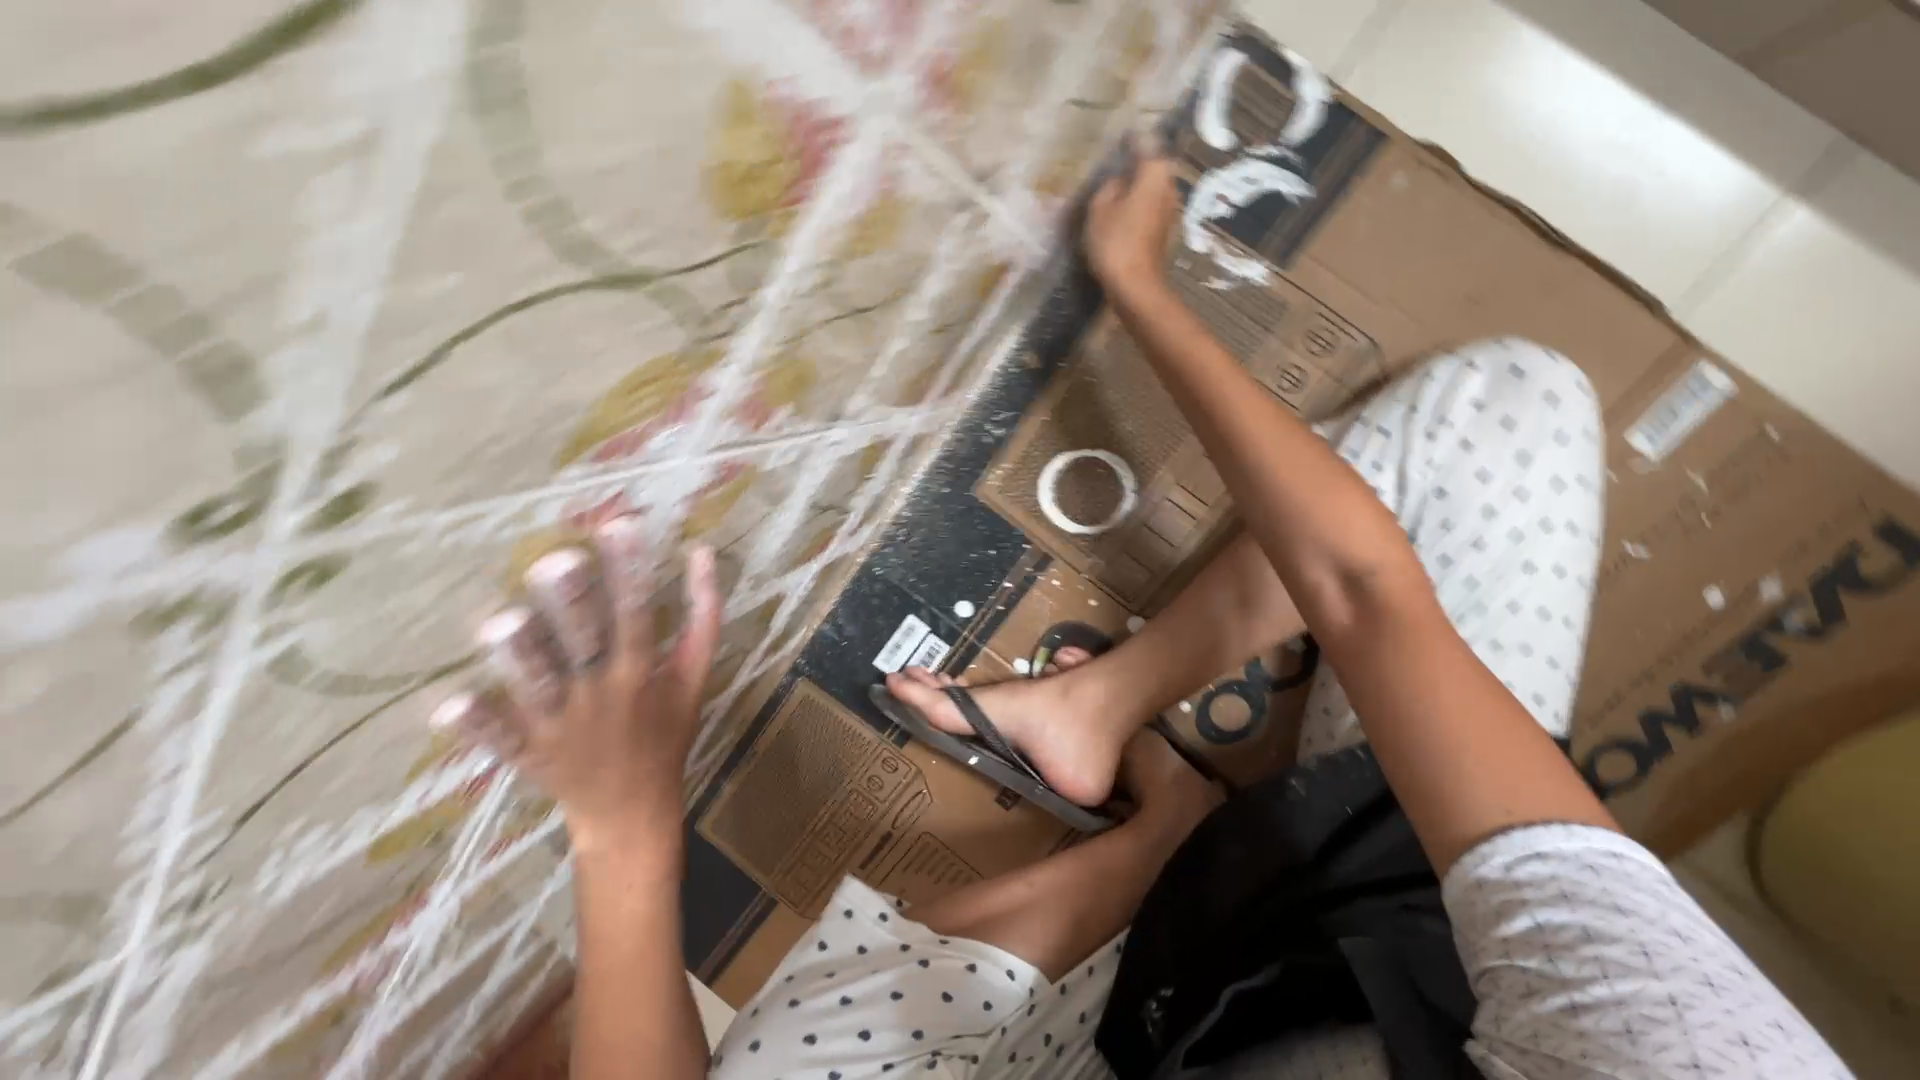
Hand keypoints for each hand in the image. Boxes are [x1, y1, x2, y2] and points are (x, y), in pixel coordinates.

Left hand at [430, 515, 722, 860]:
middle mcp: (601, 694)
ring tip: (498, 622)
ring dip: (520, 657)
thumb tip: (703, 551)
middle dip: (571, 605)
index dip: (631, 569)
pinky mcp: (528, 755)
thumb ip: (702, 615)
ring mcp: (561, 726)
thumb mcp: (695, 676)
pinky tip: (447, 704)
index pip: (638, 612)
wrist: (632, 813)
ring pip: (538, 687)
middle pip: (585, 644)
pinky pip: (501, 739)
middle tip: (553, 563)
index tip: (619, 524)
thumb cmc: (666, 735)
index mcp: (641, 672)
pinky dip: (478, 725)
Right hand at [1085, 133, 1180, 299]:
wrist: (1136, 286)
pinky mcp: (1165, 231)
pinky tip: (1122, 209)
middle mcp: (1170, 187)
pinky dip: (1138, 204)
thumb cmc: (1116, 242)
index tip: (1120, 134)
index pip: (1146, 143)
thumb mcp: (1100, 208)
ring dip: (1138, 185)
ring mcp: (1171, 210)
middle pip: (1154, 166)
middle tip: (1116, 159)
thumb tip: (1119, 181)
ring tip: (1116, 185)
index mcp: (1155, 173)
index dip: (1132, 138)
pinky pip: (1150, 207)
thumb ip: (1109, 187)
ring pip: (1153, 187)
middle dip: (1138, 162)